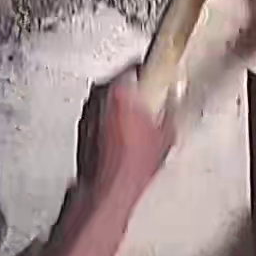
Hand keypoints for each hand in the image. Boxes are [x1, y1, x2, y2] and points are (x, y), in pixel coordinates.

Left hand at [77, 73, 175, 201]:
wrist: (108, 190)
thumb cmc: (132, 165)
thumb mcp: (166, 136)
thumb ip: (170, 110)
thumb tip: (172, 101)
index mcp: (121, 90)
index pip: (135, 66)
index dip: (147, 71)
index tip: (154, 76)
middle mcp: (100, 95)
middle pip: (120, 81)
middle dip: (133, 91)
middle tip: (146, 105)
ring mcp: (88, 110)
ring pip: (108, 98)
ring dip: (119, 106)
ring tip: (134, 127)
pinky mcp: (82, 125)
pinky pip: (99, 114)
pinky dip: (107, 120)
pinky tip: (120, 138)